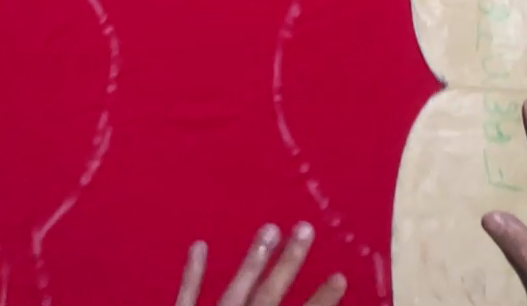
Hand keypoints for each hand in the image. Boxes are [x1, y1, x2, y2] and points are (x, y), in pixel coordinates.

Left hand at [173, 222, 346, 305]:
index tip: (340, 275)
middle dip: (290, 261)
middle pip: (269, 295)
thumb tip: (313, 302)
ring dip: (253, 260)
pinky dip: (193, 274)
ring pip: (235, 291)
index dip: (322, 300)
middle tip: (306, 227)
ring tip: (268, 228)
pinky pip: (186, 299)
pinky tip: (199, 245)